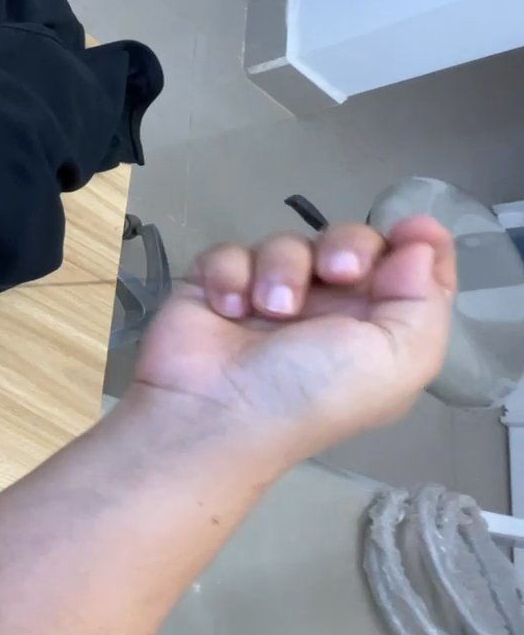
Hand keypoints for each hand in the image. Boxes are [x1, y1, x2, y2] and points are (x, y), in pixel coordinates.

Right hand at [130, 217, 455, 458]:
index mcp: (375, 319)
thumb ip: (424, 297)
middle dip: (344, 246)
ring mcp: (263, 292)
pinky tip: (225, 308)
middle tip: (335, 273)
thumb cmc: (314, 390)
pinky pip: (224, 253)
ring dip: (278, 271)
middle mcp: (323, 303)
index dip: (414, 242)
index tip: (411, 229)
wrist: (215, 405)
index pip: (407, 265)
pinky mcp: (210, 286)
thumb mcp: (400, 357)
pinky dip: (227, 275)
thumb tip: (419, 242)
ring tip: (265, 310)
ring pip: (282, 243)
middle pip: (345, 239)